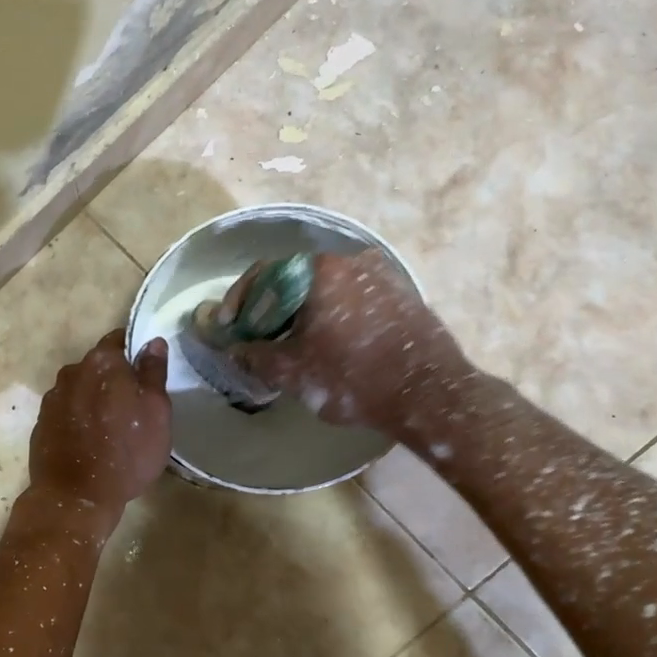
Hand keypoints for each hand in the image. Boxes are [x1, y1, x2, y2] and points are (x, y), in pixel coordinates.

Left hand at [27, 330, 171, 521]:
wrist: (76, 495)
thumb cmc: (126, 452)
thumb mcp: (156, 412)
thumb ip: (153, 372)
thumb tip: (152, 342)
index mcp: (101, 361)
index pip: (118, 340)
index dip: (134, 352)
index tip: (145, 372)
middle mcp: (71, 372)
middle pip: (97, 365)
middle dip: (113, 378)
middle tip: (132, 404)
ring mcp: (52, 398)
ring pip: (80, 388)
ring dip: (93, 398)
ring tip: (110, 425)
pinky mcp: (41, 423)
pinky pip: (66, 411)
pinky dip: (77, 418)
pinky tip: (88, 439)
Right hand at [225, 249, 470, 431]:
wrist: (428, 394)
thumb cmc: (352, 378)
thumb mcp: (291, 371)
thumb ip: (254, 355)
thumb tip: (235, 350)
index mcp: (319, 272)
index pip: (263, 274)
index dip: (238, 301)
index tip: (228, 327)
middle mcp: (351, 262)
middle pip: (294, 280)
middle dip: (270, 309)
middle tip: (257, 338)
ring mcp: (382, 276)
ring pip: (325, 291)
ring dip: (301, 314)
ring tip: (291, 345)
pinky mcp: (402, 296)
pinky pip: (351, 300)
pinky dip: (331, 317)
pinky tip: (328, 346)